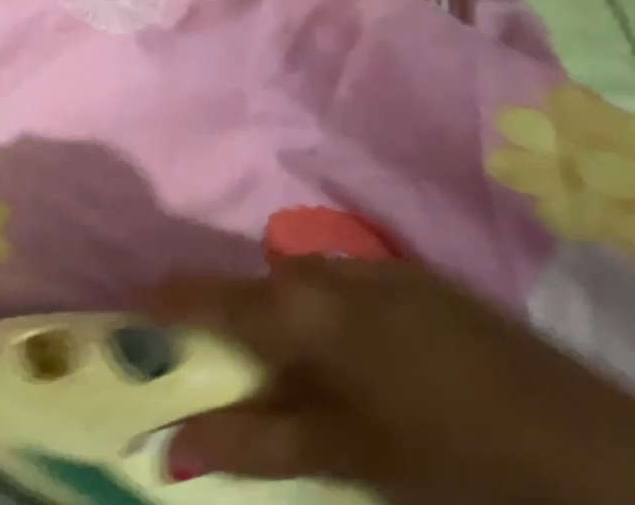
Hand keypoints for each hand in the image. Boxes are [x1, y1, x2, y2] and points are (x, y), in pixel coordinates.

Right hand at [146, 258, 634, 504]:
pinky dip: (330, 314)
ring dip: (281, 320)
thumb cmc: (455, 458)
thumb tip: (166, 450)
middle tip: (233, 377)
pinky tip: (368, 361)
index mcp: (292, 308)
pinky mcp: (422, 277)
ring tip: (305, 373)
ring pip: (294, 285)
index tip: (138, 338)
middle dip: (226, 327)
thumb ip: (249, 442)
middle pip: (243, 288)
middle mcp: (320, 270)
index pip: (188, 293)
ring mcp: (375, 268)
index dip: (154, 313)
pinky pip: (343, 285)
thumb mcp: (346, 456)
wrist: (609, 456)